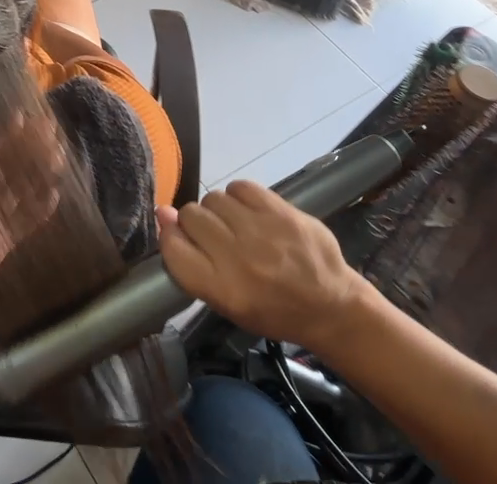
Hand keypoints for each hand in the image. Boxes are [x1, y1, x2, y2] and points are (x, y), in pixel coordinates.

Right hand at [158, 180, 371, 354]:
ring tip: (236, 225)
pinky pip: (241, 187)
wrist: (333, 307)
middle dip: (196, 223)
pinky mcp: (283, 213)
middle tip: (217, 237)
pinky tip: (250, 212)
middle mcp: (238, 259)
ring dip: (218, 210)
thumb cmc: (272, 310)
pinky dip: (240, 197)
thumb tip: (162, 212)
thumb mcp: (225, 301)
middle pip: (190, 216)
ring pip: (213, 199)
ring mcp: (262, 233)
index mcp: (222, 289)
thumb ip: (189, 260)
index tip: (181, 239)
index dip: (171, 237)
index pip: (172, 247)